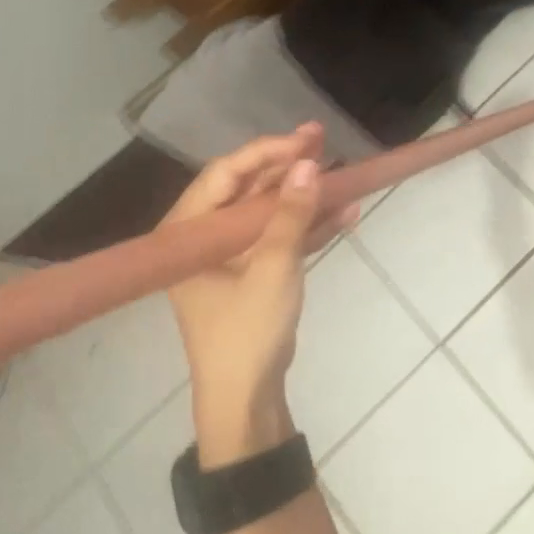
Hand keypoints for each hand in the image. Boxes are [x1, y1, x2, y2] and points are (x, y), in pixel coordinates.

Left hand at [160, 125, 357, 463]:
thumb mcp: (273, 268)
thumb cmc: (247, 330)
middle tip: (324, 142)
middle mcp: (203, 240)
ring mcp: (229, 259)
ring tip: (343, 174)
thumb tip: (308, 164)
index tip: (307, 139)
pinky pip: (281, 240)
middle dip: (288, 167)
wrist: (246, 394)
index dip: (267, 152)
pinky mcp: (253, 276)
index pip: (225, 175)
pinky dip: (310, 228)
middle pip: (246, 190)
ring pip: (268, 213)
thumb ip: (290, 215)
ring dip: (305, 197)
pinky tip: (346, 214)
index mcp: (187, 234)